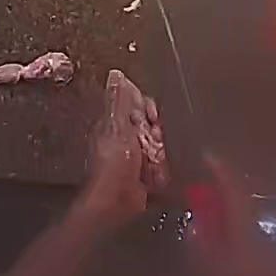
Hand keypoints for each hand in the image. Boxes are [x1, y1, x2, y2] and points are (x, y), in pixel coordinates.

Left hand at [78, 69, 160, 222]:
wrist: (116, 201)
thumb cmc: (113, 164)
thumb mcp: (117, 126)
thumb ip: (119, 100)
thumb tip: (116, 74)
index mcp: (115, 123)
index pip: (138, 105)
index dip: (149, 110)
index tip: (153, 118)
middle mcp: (124, 138)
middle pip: (151, 126)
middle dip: (157, 134)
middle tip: (153, 143)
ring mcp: (134, 157)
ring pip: (159, 145)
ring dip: (161, 153)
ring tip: (154, 162)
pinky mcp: (144, 174)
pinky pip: (161, 165)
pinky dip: (162, 169)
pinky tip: (157, 175)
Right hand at [184, 154, 275, 275]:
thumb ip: (201, 249)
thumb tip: (193, 224)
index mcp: (245, 233)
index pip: (235, 191)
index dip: (221, 172)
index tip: (207, 156)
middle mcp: (259, 238)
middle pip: (241, 205)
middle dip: (220, 193)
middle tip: (197, 190)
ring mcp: (266, 256)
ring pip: (242, 224)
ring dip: (224, 216)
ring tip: (202, 219)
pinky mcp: (268, 273)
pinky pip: (244, 242)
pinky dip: (228, 236)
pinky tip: (215, 251)